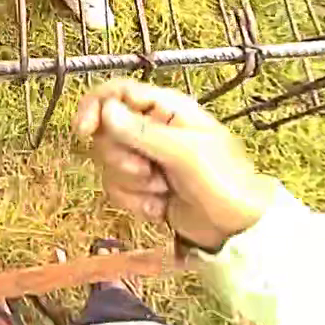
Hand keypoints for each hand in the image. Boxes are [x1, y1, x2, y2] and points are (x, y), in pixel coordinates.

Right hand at [73, 80, 278, 251]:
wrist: (240, 231)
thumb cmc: (225, 182)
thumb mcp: (187, 153)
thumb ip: (144, 132)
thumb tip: (105, 109)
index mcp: (166, 109)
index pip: (117, 92)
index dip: (95, 107)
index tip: (84, 131)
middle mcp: (151, 129)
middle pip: (106, 131)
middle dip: (121, 157)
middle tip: (148, 172)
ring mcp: (146, 158)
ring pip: (108, 163)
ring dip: (131, 183)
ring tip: (162, 191)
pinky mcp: (142, 187)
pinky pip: (116, 188)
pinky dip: (134, 202)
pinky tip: (159, 208)